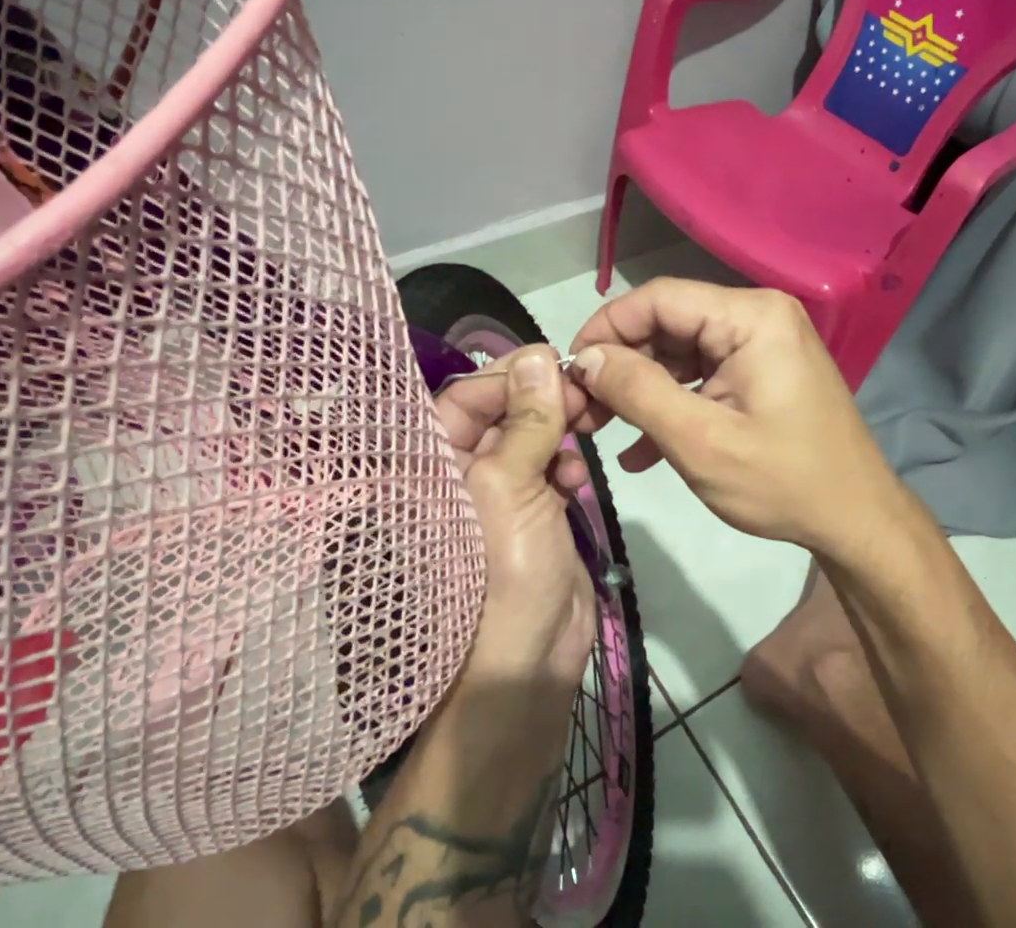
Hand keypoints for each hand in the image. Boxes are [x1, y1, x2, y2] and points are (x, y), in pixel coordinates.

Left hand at [435, 345, 595, 682]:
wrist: (529, 659)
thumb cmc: (501, 571)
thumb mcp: (509, 487)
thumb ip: (526, 420)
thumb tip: (540, 356)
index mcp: (430, 467)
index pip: (464, 397)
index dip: (507, 376)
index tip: (555, 362)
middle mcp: (459, 475)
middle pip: (500, 414)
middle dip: (541, 400)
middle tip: (582, 393)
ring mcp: (498, 497)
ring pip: (530, 439)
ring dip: (558, 431)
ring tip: (585, 431)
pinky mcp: (533, 516)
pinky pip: (548, 470)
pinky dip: (566, 465)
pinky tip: (578, 477)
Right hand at [568, 279, 908, 560]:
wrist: (855, 522)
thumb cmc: (783, 482)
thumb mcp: (700, 441)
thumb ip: (638, 392)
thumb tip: (586, 358)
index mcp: (751, 317)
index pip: (658, 299)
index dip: (606, 330)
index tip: (569, 373)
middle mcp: (757, 318)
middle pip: (667, 325)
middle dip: (620, 368)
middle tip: (579, 411)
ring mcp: (761, 347)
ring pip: (679, 355)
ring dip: (639, 393)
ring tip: (598, 432)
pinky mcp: (760, 376)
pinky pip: (702, 378)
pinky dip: (670, 407)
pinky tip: (640, 452)